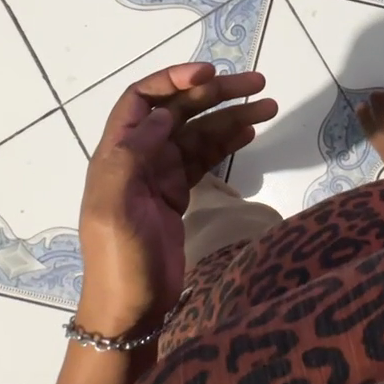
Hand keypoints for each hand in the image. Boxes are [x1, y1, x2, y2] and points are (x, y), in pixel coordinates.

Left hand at [77, 63, 274, 335]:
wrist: (131, 310)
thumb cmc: (119, 259)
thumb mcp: (114, 207)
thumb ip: (132, 156)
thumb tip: (163, 116)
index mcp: (118, 153)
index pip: (142, 98)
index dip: (173, 79)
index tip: (209, 73)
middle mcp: (141, 154)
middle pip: (180, 109)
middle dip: (217, 92)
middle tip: (258, 83)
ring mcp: (162, 172)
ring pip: (201, 130)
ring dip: (233, 114)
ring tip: (269, 105)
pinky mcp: (180, 190)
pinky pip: (207, 155)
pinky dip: (229, 140)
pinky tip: (251, 131)